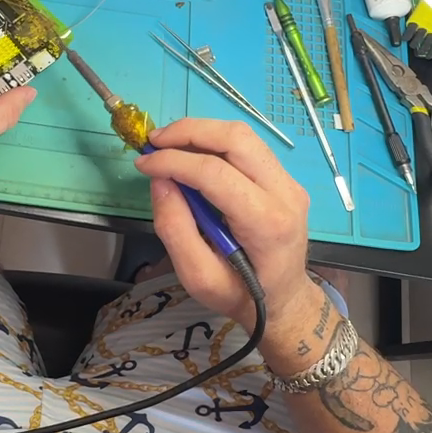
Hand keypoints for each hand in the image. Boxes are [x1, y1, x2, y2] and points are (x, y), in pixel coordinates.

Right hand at [133, 119, 323, 360]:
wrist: (283, 301)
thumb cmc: (239, 294)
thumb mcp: (197, 276)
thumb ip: (175, 228)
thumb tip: (160, 180)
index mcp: (265, 223)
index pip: (216, 172)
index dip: (173, 161)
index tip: (142, 163)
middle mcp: (285, 193)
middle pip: (236, 138)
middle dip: (188, 132)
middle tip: (153, 142)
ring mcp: (289, 182)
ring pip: (243, 135)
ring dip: (200, 132)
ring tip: (167, 144)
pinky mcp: (284, 178)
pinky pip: (247, 146)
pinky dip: (213, 141)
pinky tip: (189, 153)